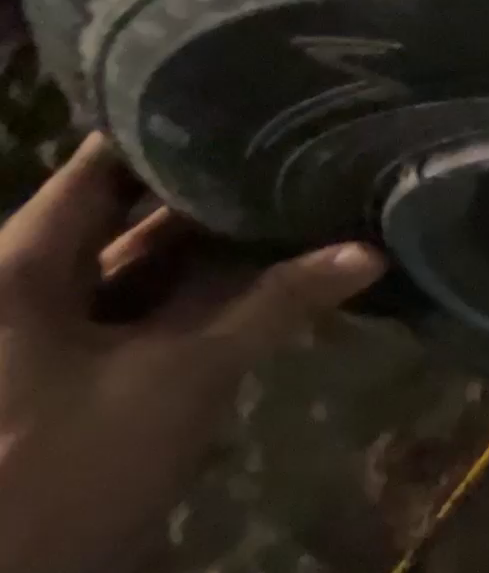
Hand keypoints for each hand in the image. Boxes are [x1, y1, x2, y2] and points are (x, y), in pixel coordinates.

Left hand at [0, 135, 383, 572]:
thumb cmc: (61, 463)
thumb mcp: (181, 377)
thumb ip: (276, 306)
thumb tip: (369, 251)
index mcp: (18, 267)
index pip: (100, 171)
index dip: (173, 137)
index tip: (256, 108)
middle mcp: (34, 284)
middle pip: (137, 218)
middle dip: (224, 198)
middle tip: (312, 165)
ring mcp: (62, 330)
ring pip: (153, 269)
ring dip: (229, 252)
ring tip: (314, 214)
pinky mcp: (92, 368)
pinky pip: (158, 313)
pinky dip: (215, 299)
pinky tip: (282, 281)